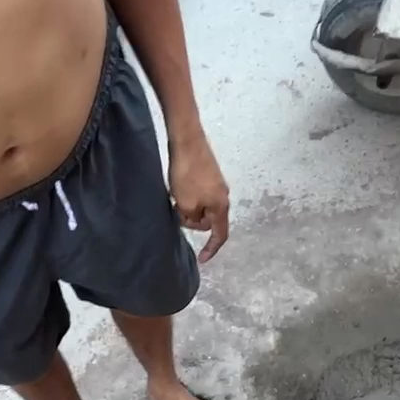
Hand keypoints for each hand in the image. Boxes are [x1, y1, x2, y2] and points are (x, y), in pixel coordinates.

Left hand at [169, 131, 229, 262]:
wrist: (187, 140)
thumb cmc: (187, 174)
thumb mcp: (186, 205)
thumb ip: (192, 219)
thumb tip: (193, 217)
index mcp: (221, 207)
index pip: (220, 235)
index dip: (211, 249)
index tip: (202, 260)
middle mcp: (223, 196)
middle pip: (209, 221)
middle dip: (193, 222)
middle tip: (176, 213)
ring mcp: (217, 184)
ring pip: (202, 207)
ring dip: (189, 208)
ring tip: (175, 198)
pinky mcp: (209, 174)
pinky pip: (200, 195)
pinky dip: (189, 198)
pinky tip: (177, 189)